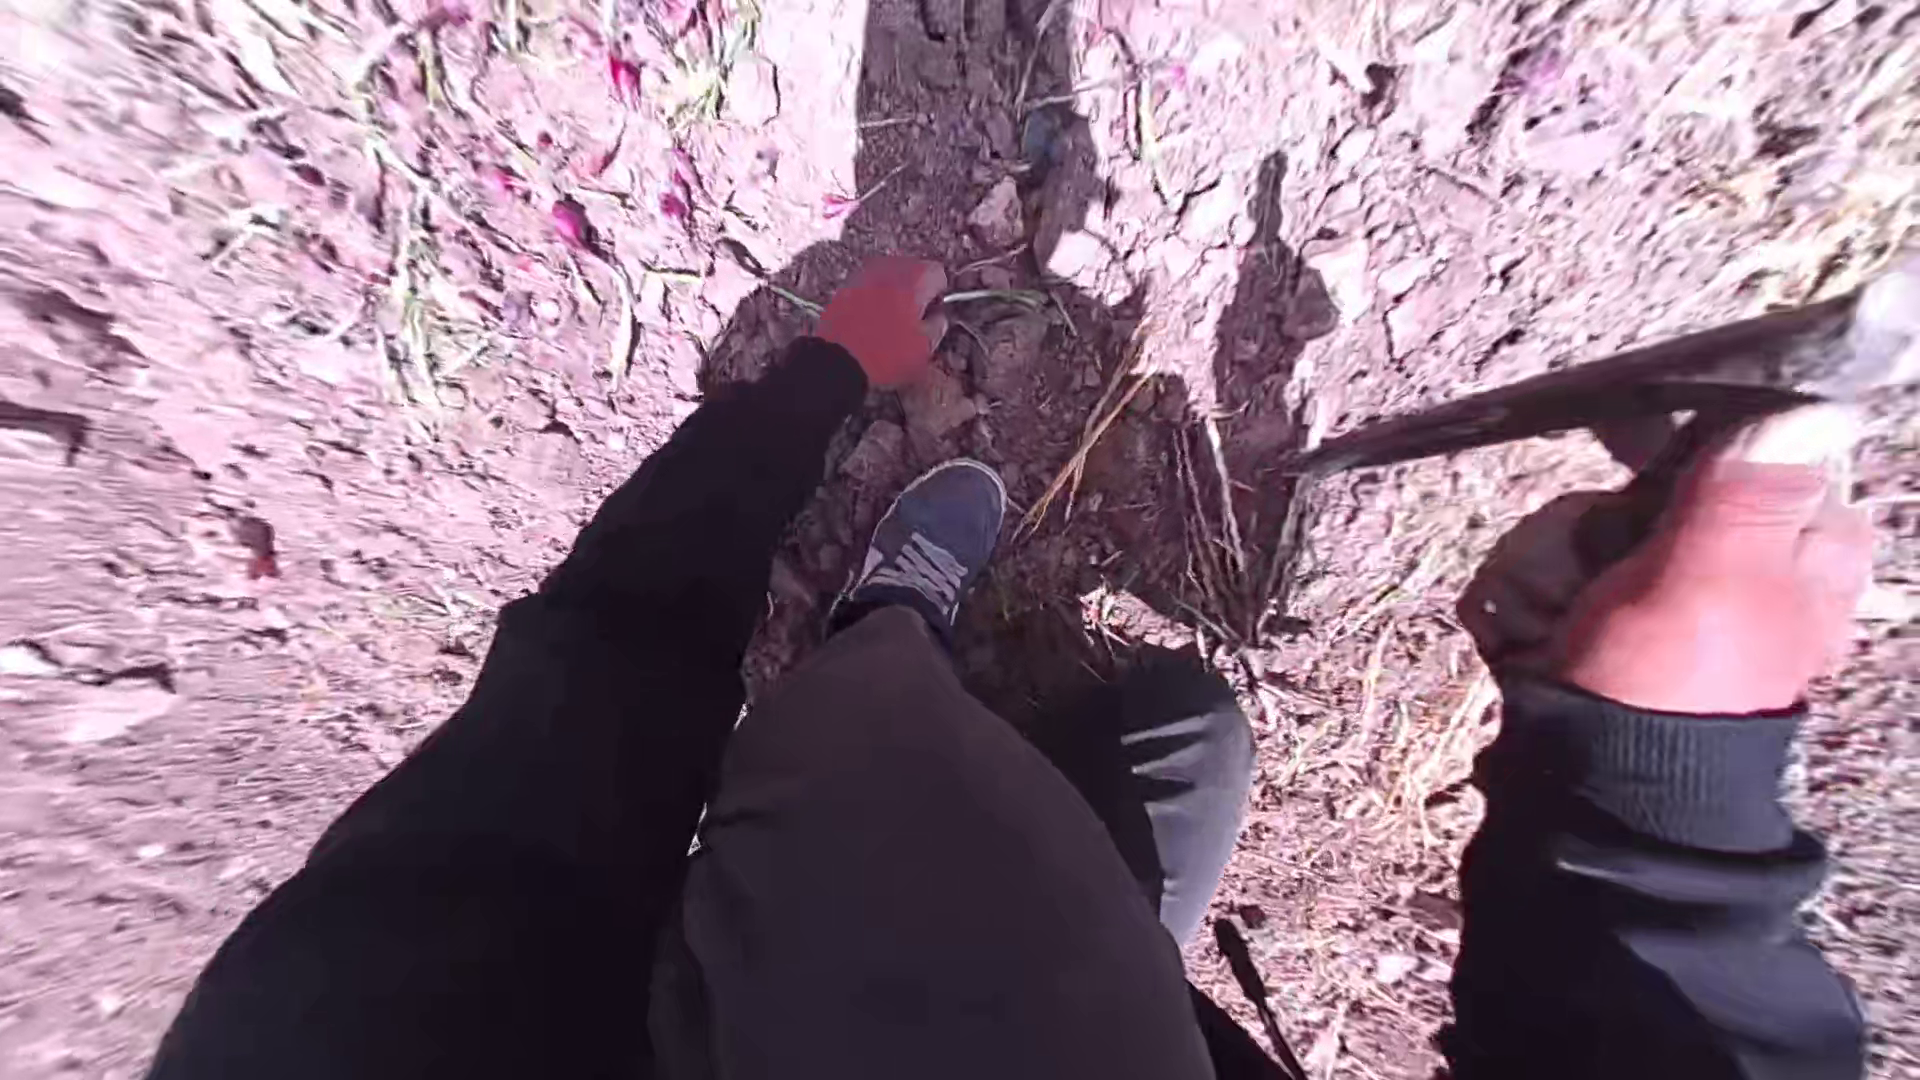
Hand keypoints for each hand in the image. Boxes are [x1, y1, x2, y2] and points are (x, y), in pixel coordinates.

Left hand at [816, 256, 948, 388]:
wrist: (838, 362)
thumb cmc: (886, 356)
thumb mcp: (923, 349)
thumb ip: (937, 327)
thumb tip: (939, 317)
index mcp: (912, 281)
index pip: (937, 272)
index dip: (940, 293)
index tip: (935, 311)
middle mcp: (888, 270)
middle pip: (912, 268)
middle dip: (918, 288)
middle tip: (916, 316)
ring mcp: (864, 277)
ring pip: (889, 275)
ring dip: (896, 291)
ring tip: (894, 318)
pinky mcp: (845, 289)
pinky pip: (869, 286)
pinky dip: (875, 297)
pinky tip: (873, 320)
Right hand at [1460, 406, 1872, 713]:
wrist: (1595, 757)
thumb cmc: (1667, 672)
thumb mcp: (1713, 582)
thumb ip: (1743, 500)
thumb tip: (1803, 411)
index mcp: (1770, 537)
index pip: (1717, 455)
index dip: (1666, 466)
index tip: (1633, 498)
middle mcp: (1692, 551)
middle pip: (1601, 497)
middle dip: (1572, 541)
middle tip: (1593, 586)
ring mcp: (1616, 579)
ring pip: (1542, 534)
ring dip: (1532, 579)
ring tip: (1554, 623)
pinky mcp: (1559, 602)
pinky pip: (1510, 574)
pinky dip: (1509, 605)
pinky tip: (1530, 633)